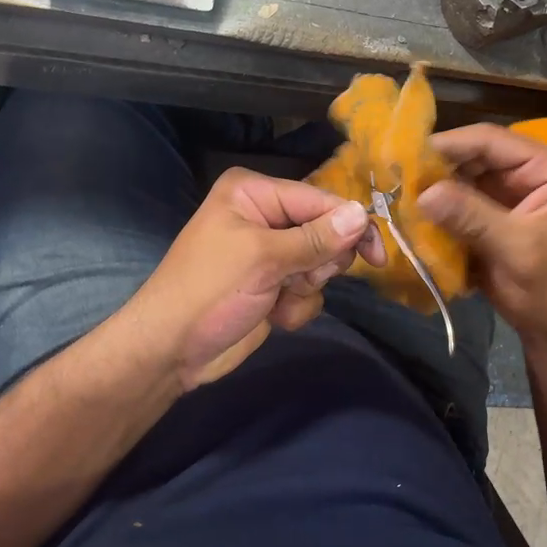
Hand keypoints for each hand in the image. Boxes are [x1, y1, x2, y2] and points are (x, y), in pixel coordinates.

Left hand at [125, 168, 384, 390]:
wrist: (169, 353)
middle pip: (325, 230)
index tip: (378, 255)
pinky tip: (271, 316)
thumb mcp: (264, 259)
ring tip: (277, 298)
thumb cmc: (208, 291)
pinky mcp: (272, 285)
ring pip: (320, 264)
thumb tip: (362, 214)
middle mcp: (263, 215)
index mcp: (253, 193)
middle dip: (319, 261)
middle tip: (299, 278)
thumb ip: (316, 238)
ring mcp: (269, 253)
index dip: (350, 224)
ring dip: (305, 288)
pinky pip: (308, 290)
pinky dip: (296, 307)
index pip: (318, 199)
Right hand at [417, 124, 546, 344]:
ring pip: (461, 178)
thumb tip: (423, 193)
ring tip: (395, 193)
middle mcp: (528, 170)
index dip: (448, 144)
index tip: (405, 154)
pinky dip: (438, 209)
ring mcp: (509, 193)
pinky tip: (410, 214)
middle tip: (394, 176)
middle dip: (436, 167)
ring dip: (434, 188)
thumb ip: (472, 217)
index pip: (490, 140)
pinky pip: (459, 202)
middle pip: (472, 155)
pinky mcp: (492, 217)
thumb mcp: (518, 249)